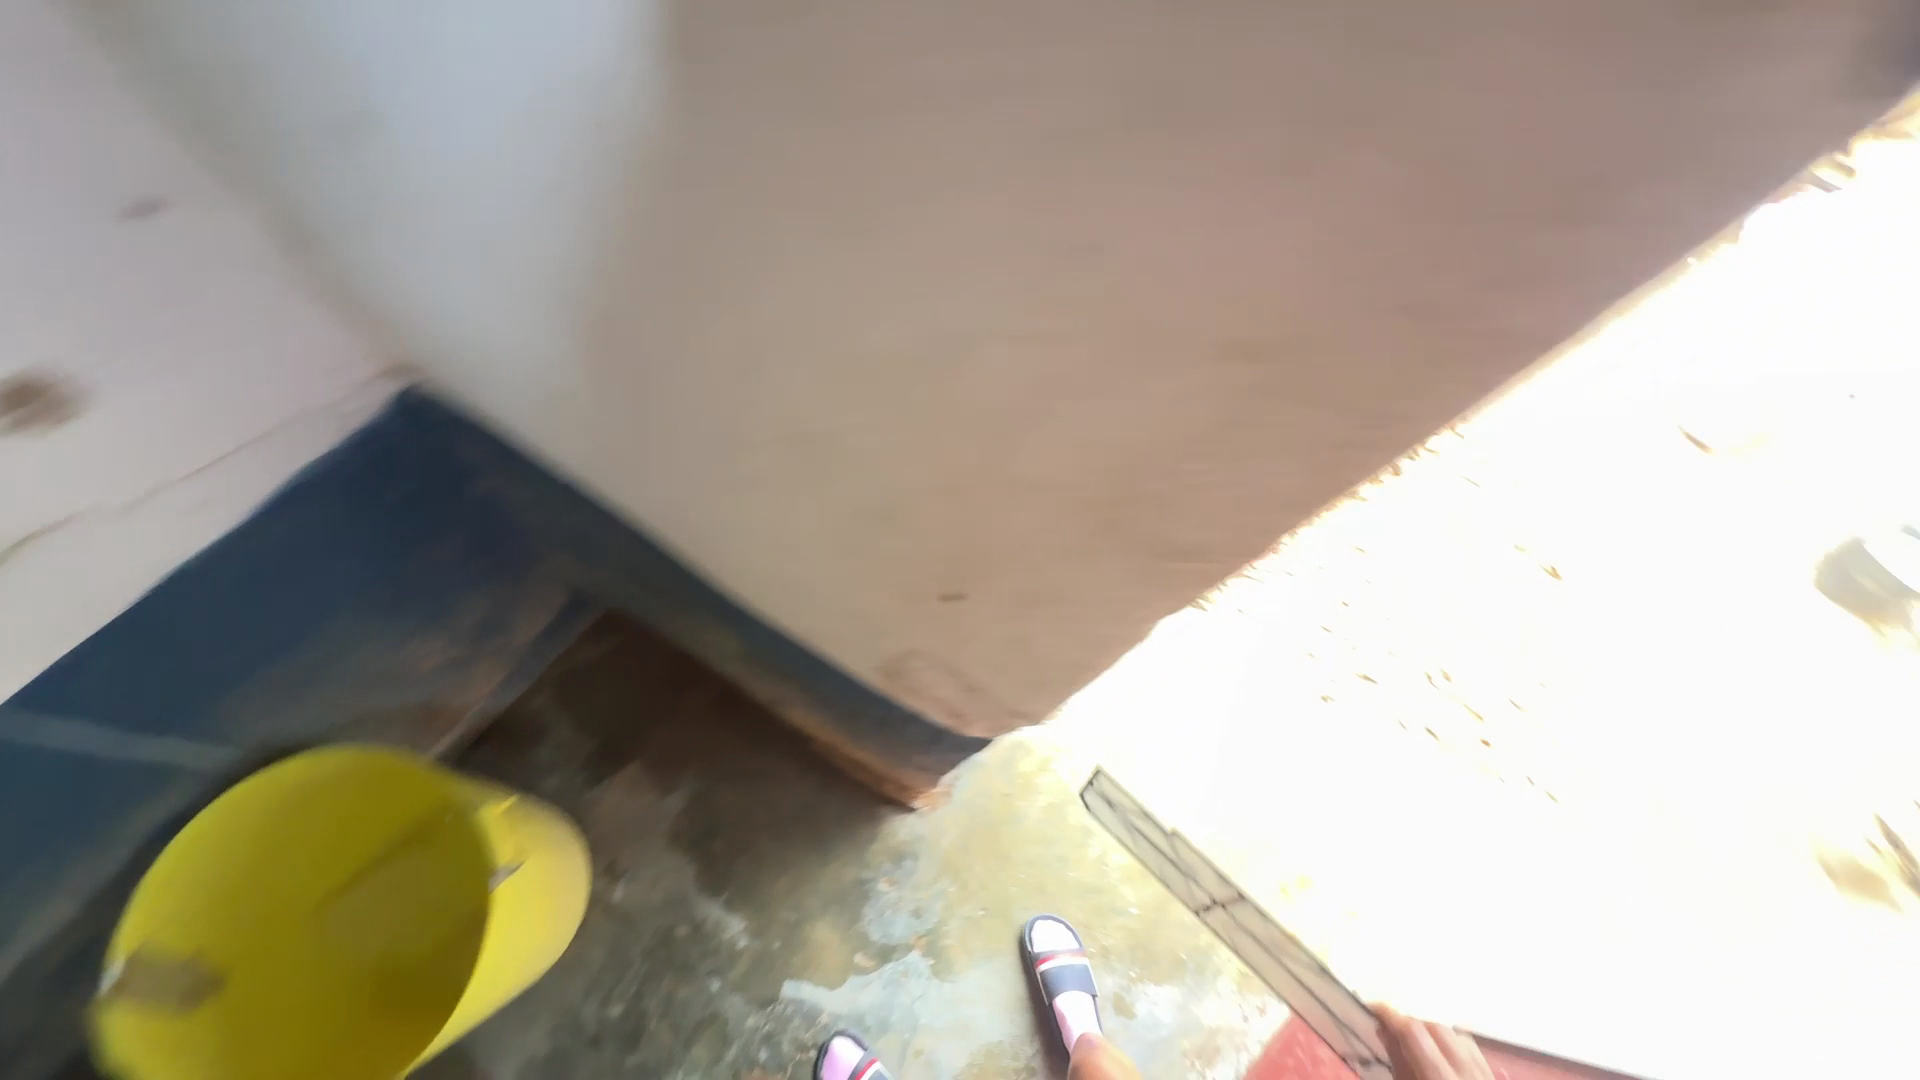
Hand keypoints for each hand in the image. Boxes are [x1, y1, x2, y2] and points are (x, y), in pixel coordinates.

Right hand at [1374, 1005, 1494, 1079]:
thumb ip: (1399, 1063)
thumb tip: (1384, 1028)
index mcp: (1440, 1077)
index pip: (1414, 1032)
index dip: (1390, 1014)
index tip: (1372, 1006)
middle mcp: (1467, 1071)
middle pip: (1437, 1026)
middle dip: (1412, 1018)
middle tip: (1392, 1020)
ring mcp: (1485, 1073)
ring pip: (1457, 1033)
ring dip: (1432, 1026)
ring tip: (1415, 1032)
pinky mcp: (1492, 1075)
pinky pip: (1472, 1047)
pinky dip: (1453, 1039)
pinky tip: (1441, 1044)